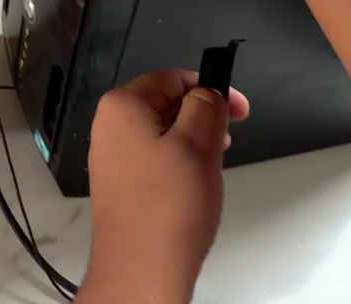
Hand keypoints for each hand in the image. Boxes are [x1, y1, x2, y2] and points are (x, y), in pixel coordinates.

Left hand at [83, 70, 250, 303]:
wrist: (139, 272)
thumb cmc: (170, 205)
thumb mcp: (198, 145)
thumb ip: (206, 106)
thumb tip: (208, 91)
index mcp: (122, 105)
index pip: (170, 78)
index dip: (210, 87)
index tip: (241, 109)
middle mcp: (109, 124)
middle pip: (164, 103)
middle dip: (201, 116)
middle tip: (229, 140)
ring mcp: (110, 155)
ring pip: (161, 133)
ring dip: (192, 142)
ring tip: (213, 167)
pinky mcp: (118, 184)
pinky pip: (152, 158)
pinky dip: (177, 164)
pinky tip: (193, 188)